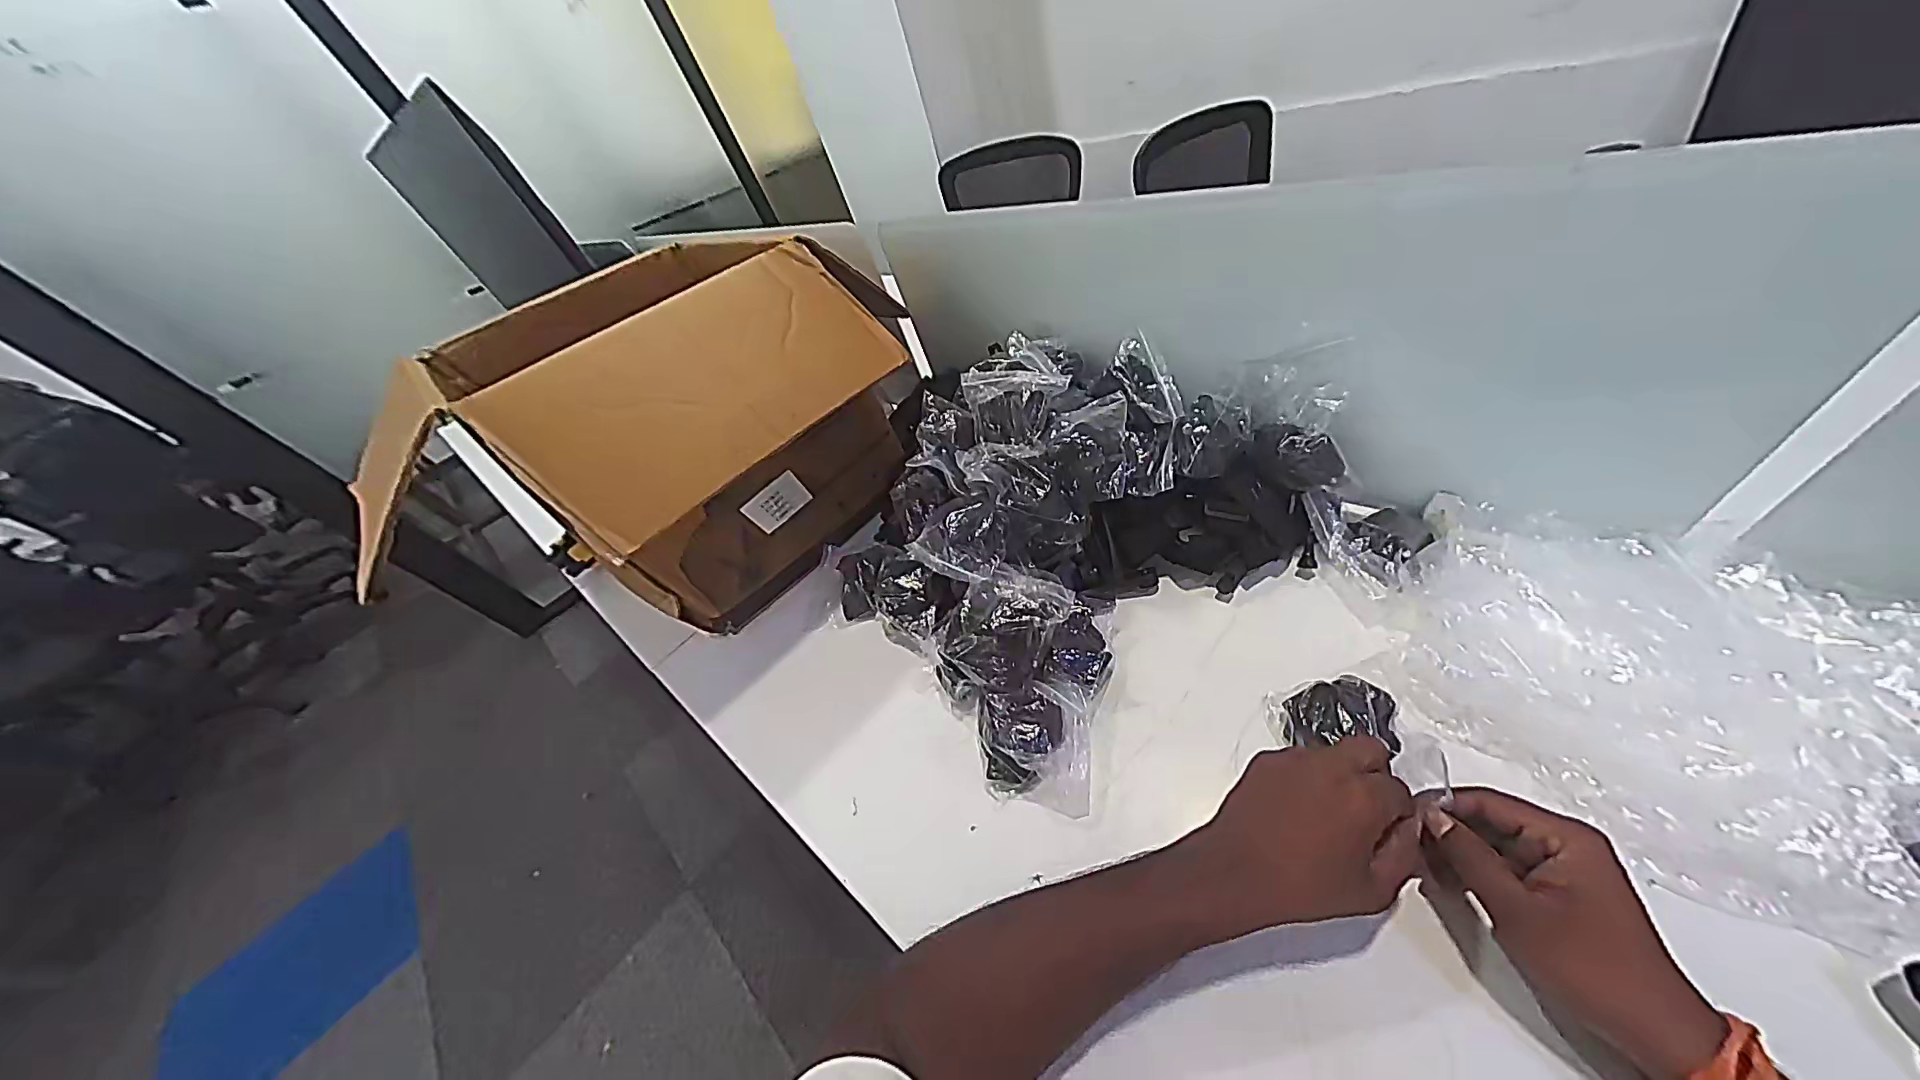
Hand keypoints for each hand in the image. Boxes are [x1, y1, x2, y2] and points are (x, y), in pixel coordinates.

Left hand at [1178, 738, 1419, 941]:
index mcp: (1363, 796)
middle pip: (1370, 749)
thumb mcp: (1373, 890)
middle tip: (1365, 809)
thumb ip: (1403, 854)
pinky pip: (1296, 761)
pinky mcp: (1265, 761)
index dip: (1398, 813)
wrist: (1237, 872)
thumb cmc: (1299, 886)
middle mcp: (1329, 767)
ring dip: (1337, 774)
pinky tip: (1296, 809)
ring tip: (1324, 814)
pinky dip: (1303, 777)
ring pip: (1331, 753)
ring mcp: (1293, 760)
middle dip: (1375, 774)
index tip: (1389, 829)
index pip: (1401, 789)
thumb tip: (1407, 833)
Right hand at [1422, 788, 1728, 1078]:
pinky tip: (1448, 885)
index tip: (1405, 816)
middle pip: (1489, 822)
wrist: (1652, 1032)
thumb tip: (1431, 817)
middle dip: (1447, 833)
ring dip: (1457, 856)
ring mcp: (1561, 869)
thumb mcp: (1516, 908)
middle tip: (1409, 847)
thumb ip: (1468, 856)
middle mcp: (1565, 845)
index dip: (1443, 806)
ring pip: (1492, 846)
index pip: (1488, 802)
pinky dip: (1475, 875)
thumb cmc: (1593, 969)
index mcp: (1566, 837)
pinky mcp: (1554, 892)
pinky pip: (1505, 869)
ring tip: (1423, 868)